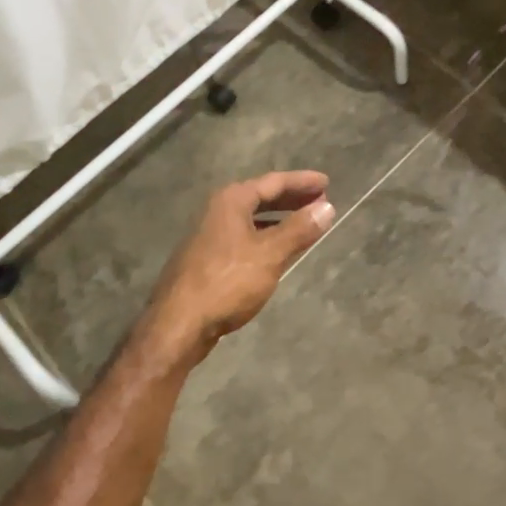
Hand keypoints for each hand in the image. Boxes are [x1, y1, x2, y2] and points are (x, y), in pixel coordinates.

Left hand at [142, 171, 335, 357]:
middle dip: (291, 199)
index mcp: (232, 200)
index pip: (274, 182)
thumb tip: (327, 208)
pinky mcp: (207, 258)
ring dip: (279, 219)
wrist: (178, 323)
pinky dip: (265, 236)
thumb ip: (299, 229)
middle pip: (261, 197)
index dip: (302, 182)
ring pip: (251, 218)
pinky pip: (244, 236)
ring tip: (304, 223)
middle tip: (320, 200)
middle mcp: (218, 210)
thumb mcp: (270, 254)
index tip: (326, 182)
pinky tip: (277, 251)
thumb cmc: (227, 282)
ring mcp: (209, 235)